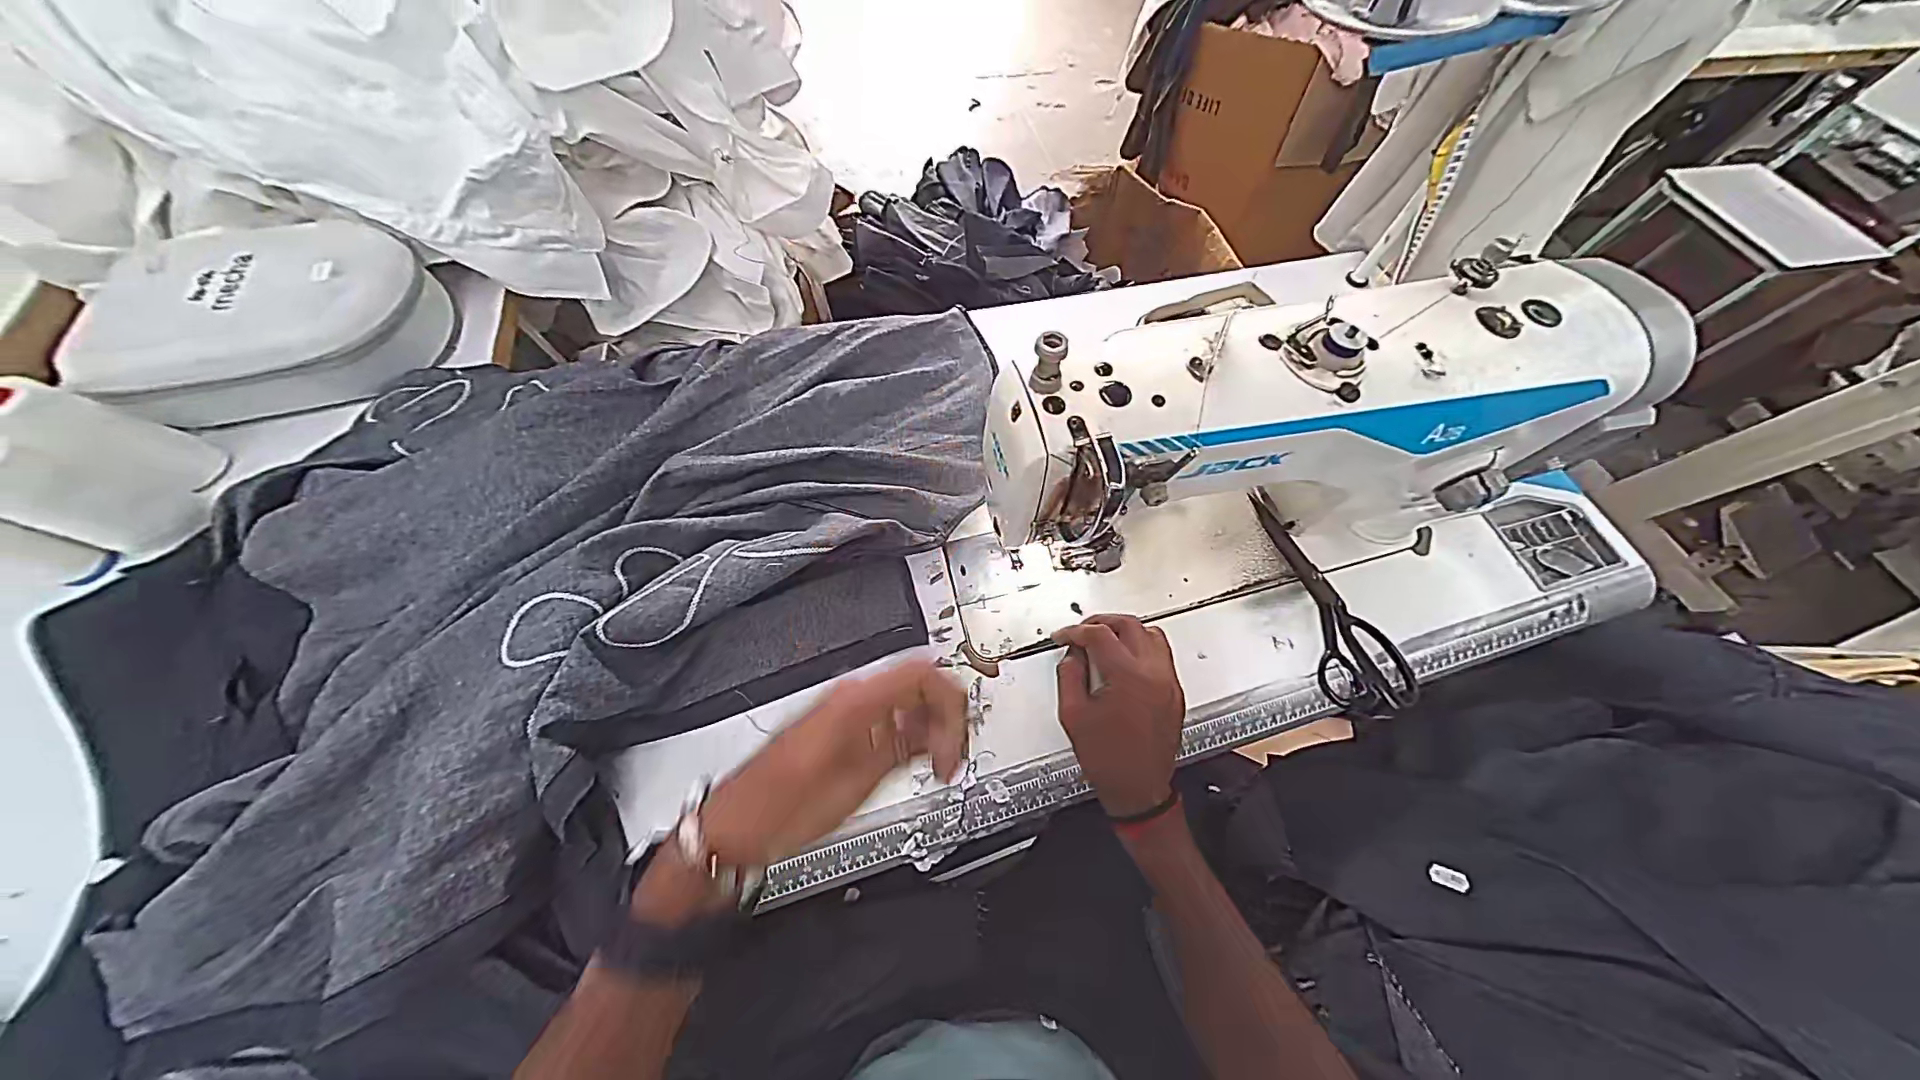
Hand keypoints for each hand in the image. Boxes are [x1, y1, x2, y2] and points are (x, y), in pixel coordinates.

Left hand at [697, 658, 967, 867]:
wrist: (738, 826)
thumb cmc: (780, 810)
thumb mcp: (857, 783)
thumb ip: (905, 747)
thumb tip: (939, 729)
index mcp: (855, 701)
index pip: (924, 673)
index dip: (952, 701)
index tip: (960, 735)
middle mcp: (849, 696)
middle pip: (920, 684)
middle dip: (946, 718)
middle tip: (953, 756)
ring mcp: (844, 709)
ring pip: (907, 699)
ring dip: (931, 728)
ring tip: (939, 764)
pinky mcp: (841, 725)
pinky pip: (888, 715)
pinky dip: (910, 735)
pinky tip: (915, 762)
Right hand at [1054, 615, 1185, 817]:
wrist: (1138, 789)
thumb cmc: (1109, 761)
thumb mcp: (1073, 714)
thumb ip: (1069, 675)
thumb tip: (1073, 654)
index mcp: (1127, 677)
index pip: (1099, 635)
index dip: (1076, 631)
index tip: (1064, 636)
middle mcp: (1154, 675)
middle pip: (1129, 625)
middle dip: (1101, 623)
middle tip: (1082, 631)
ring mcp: (1168, 682)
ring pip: (1151, 634)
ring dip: (1125, 631)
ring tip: (1104, 640)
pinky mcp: (1175, 692)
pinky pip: (1161, 655)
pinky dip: (1142, 647)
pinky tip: (1124, 658)